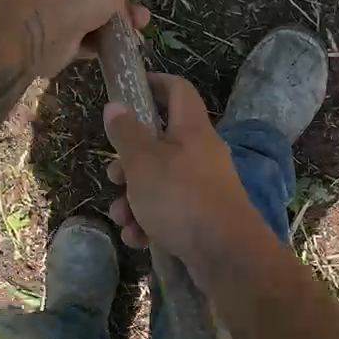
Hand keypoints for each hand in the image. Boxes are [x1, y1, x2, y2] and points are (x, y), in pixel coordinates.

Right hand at [103, 73, 269, 262]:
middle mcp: (201, 153)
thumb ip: (126, 132)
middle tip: (114, 178)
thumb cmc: (180, 198)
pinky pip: (169, 211)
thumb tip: (115, 105)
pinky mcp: (203, 217)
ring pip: (159, 183)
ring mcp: (204, 187)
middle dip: (128, 164)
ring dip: (133, 200)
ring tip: (122, 219)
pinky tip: (138, 238)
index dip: (154, 83)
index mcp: (191, 129)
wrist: (225, 254)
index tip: (129, 88)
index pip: (177, 90)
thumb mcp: (142, 161)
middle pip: (159, 144)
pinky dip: (150, 221)